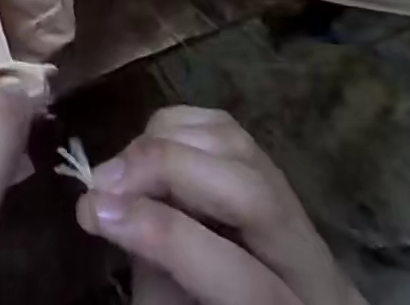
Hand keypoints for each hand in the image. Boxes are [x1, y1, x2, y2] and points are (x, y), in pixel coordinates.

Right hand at [75, 107, 366, 304]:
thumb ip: (152, 268)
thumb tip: (109, 207)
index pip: (247, 281)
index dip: (163, 236)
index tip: (92, 211)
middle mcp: (317, 266)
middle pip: (251, 194)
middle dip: (163, 170)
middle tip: (101, 180)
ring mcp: (300, 211)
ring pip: (237, 147)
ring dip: (161, 143)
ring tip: (119, 169)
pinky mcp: (272, 171)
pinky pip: (223, 127)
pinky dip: (172, 126)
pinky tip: (144, 149)